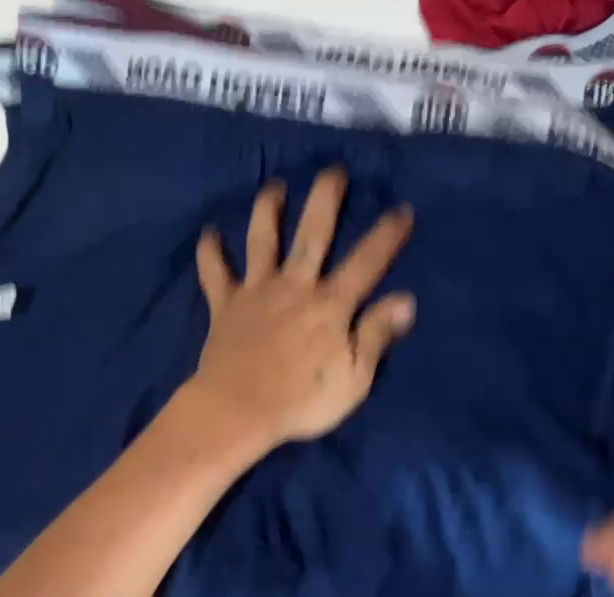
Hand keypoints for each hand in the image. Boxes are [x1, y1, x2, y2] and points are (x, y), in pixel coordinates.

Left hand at [184, 167, 415, 447]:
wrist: (239, 409)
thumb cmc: (302, 401)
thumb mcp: (354, 378)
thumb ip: (377, 335)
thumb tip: (405, 300)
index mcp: (331, 306)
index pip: (366, 263)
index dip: (386, 236)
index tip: (402, 209)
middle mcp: (295, 287)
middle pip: (312, 234)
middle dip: (325, 200)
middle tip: (332, 171)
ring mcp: (257, 293)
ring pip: (262, 241)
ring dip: (267, 211)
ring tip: (273, 187)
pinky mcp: (225, 306)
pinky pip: (215, 273)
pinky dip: (210, 253)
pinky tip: (208, 234)